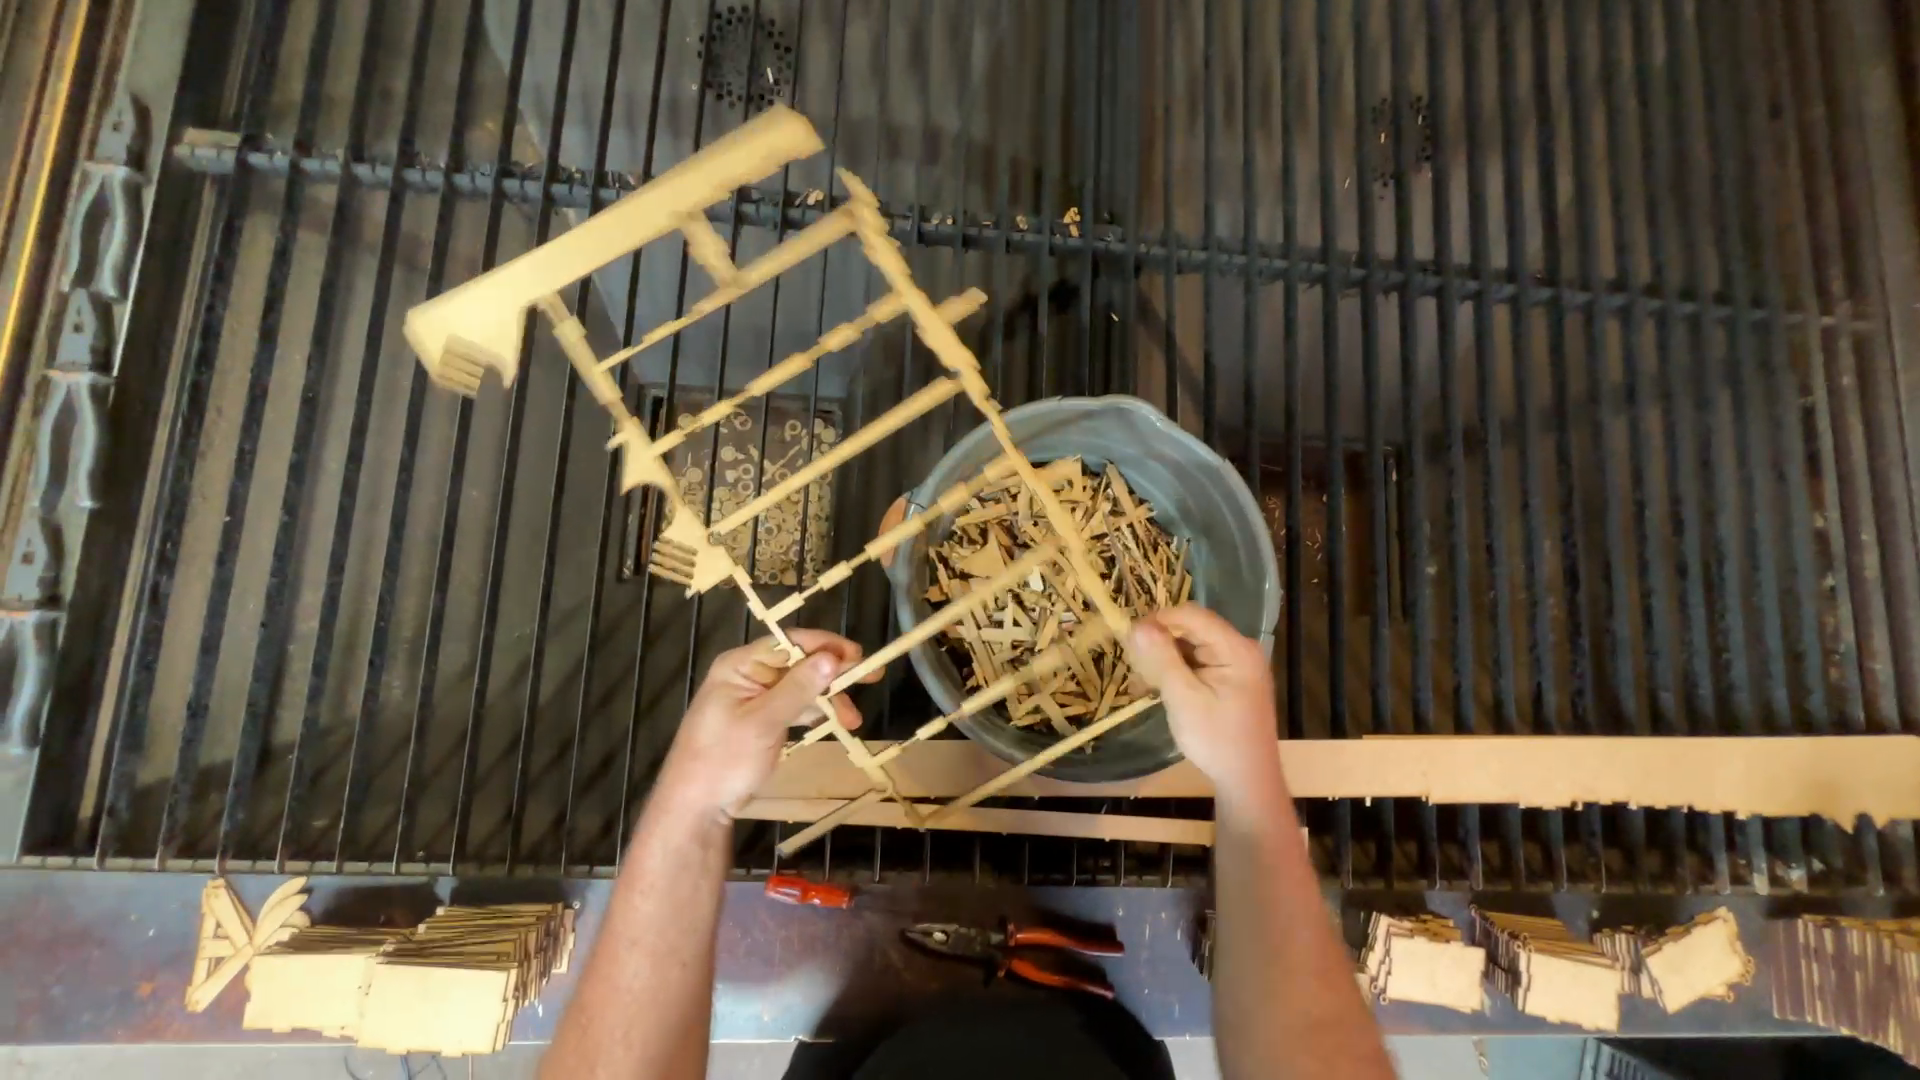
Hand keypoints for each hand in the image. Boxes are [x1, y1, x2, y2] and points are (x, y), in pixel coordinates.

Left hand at [656, 629, 880, 820]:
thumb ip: (798, 688)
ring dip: (828, 699)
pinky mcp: (762, 721)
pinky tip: (837, 724)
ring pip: (801, 686)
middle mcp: (748, 675)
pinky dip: (816, 713)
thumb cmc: (723, 760)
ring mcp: (755, 698)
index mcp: (740, 665)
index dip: (824, 645)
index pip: (788, 642)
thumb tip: (832, 658)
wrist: (696, 808)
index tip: (857, 655)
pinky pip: (795, 706)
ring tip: (854, 719)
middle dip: (833, 672)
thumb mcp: (763, 722)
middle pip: (798, 663)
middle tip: (871, 676)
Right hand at [1126, 604, 1282, 804]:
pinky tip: (1159, 688)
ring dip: (1165, 659)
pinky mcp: (1231, 680)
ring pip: (1191, 646)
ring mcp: (1237, 665)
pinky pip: (1198, 662)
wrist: (1247, 781)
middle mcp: (1240, 649)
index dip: (1159, 620)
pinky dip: (1177, 671)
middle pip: (1191, 628)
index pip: (1191, 614)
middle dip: (1160, 642)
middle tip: (1136, 666)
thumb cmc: (1216, 739)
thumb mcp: (1184, 698)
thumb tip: (1137, 625)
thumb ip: (1161, 658)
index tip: (1131, 640)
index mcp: (1236, 648)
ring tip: (1145, 682)